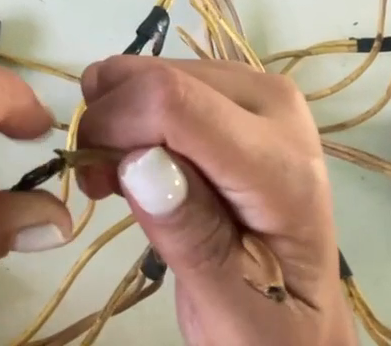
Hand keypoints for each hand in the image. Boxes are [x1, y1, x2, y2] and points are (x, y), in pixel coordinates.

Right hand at [75, 56, 353, 344]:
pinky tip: (133, 157)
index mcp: (281, 165)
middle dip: (108, 121)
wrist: (299, 316)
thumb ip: (192, 239)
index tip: (91, 182)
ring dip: (114, 116)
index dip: (114, 124)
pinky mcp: (231, 89)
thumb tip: (138, 160)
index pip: (173, 102)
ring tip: (115, 177)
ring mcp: (253, 90)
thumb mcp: (233, 313)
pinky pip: (155, 76)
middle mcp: (272, 106)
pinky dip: (128, 110)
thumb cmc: (266, 325)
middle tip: (97, 185)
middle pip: (156, 77)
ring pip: (148, 70)